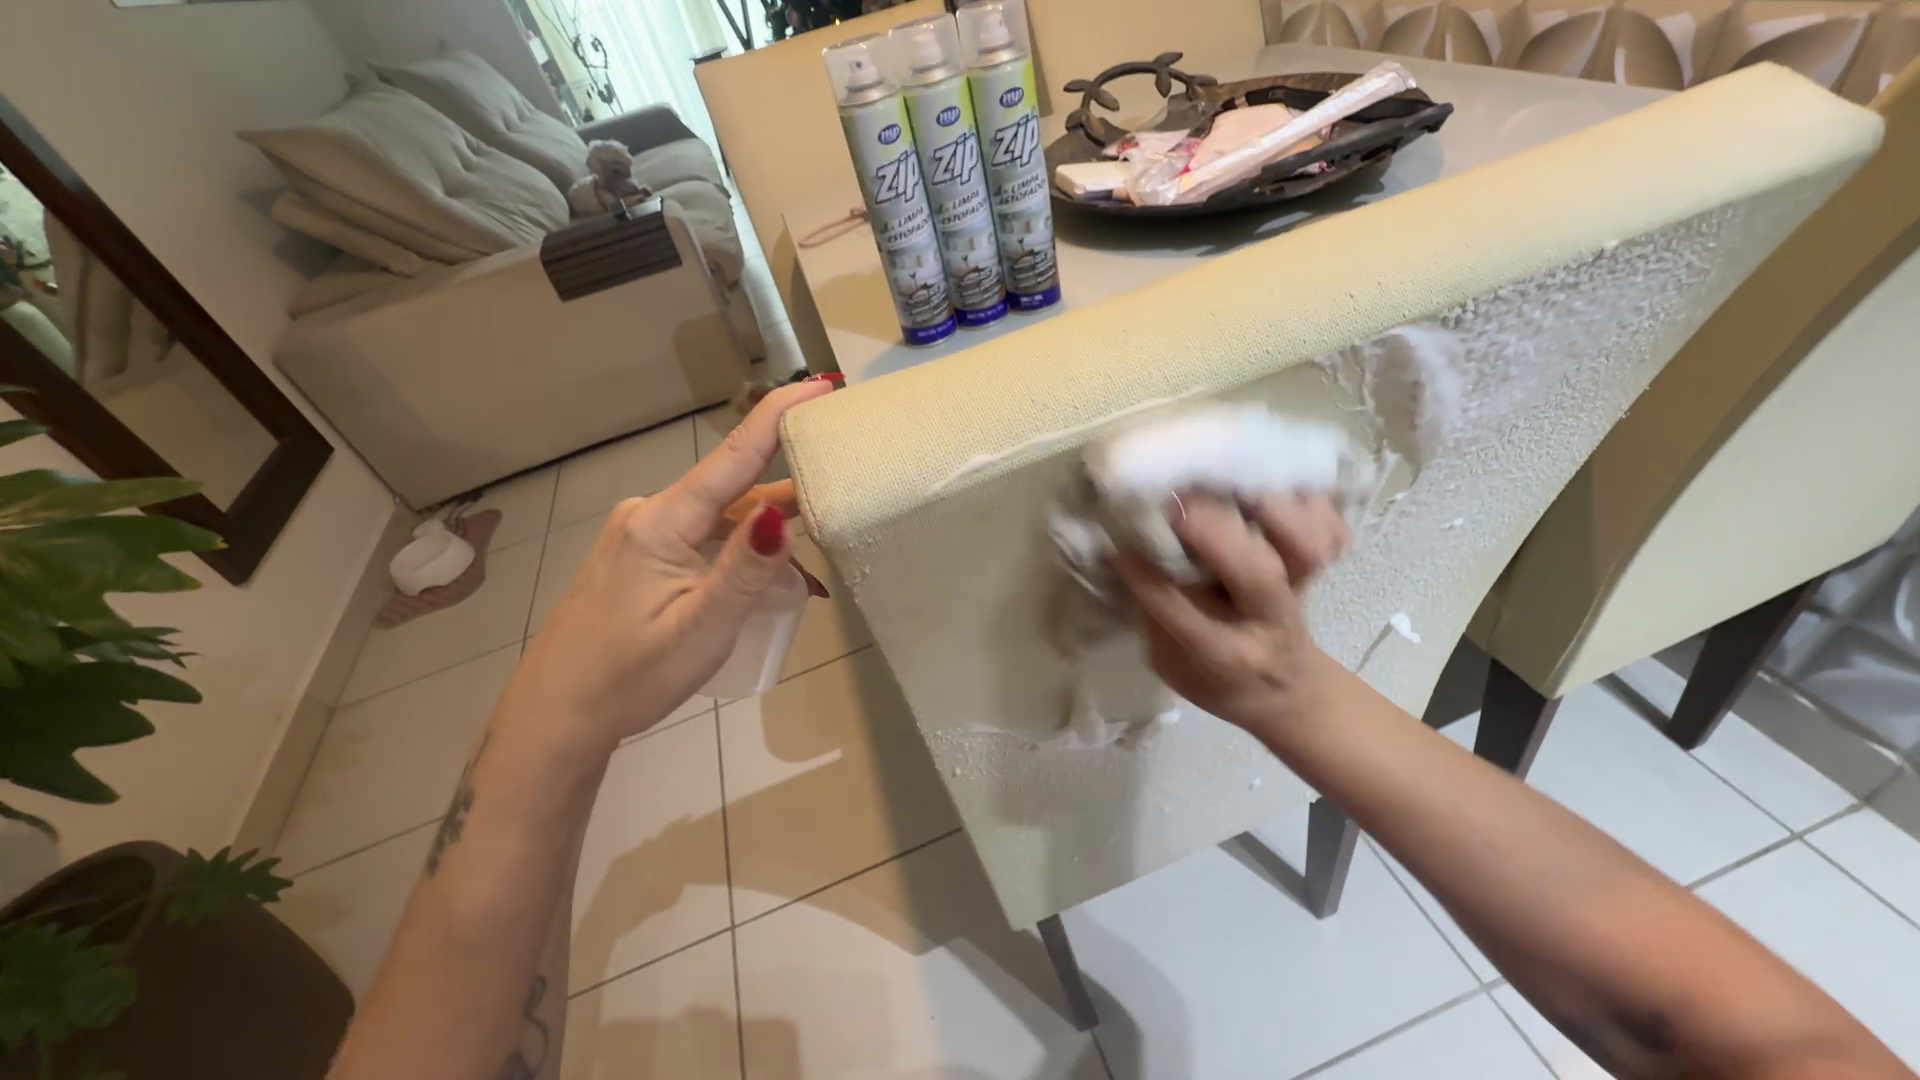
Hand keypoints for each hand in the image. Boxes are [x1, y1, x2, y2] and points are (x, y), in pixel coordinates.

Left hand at [500, 379, 836, 758]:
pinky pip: (701, 538)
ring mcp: (641, 535)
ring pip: (719, 517)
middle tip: (839, 482)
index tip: (822, 385)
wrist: (558, 714)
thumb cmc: (630, 675)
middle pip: (732, 487)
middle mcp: (649, 514)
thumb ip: (745, 570)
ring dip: (764, 528)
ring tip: (813, 545)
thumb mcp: (701, 627)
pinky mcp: (640, 557)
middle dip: (786, 486)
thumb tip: (785, 512)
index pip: (733, 456)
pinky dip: (738, 547)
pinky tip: (763, 571)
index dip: (778, 415)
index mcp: (662, 521)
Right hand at [1112, 494, 1347, 736]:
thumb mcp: (1169, 662)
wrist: (1286, 688)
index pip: (1183, 613)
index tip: (1116, 545)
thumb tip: (1126, 548)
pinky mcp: (1324, 564)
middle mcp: (1271, 621)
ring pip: (1306, 543)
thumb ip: (1152, 612)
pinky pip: (1329, 523)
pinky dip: (1305, 499)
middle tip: (1173, 501)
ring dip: (1268, 503)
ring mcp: (1305, 589)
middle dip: (1211, 530)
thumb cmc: (1215, 677)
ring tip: (1227, 478)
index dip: (1146, 575)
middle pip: (1255, 572)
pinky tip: (1269, 483)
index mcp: (1226, 657)